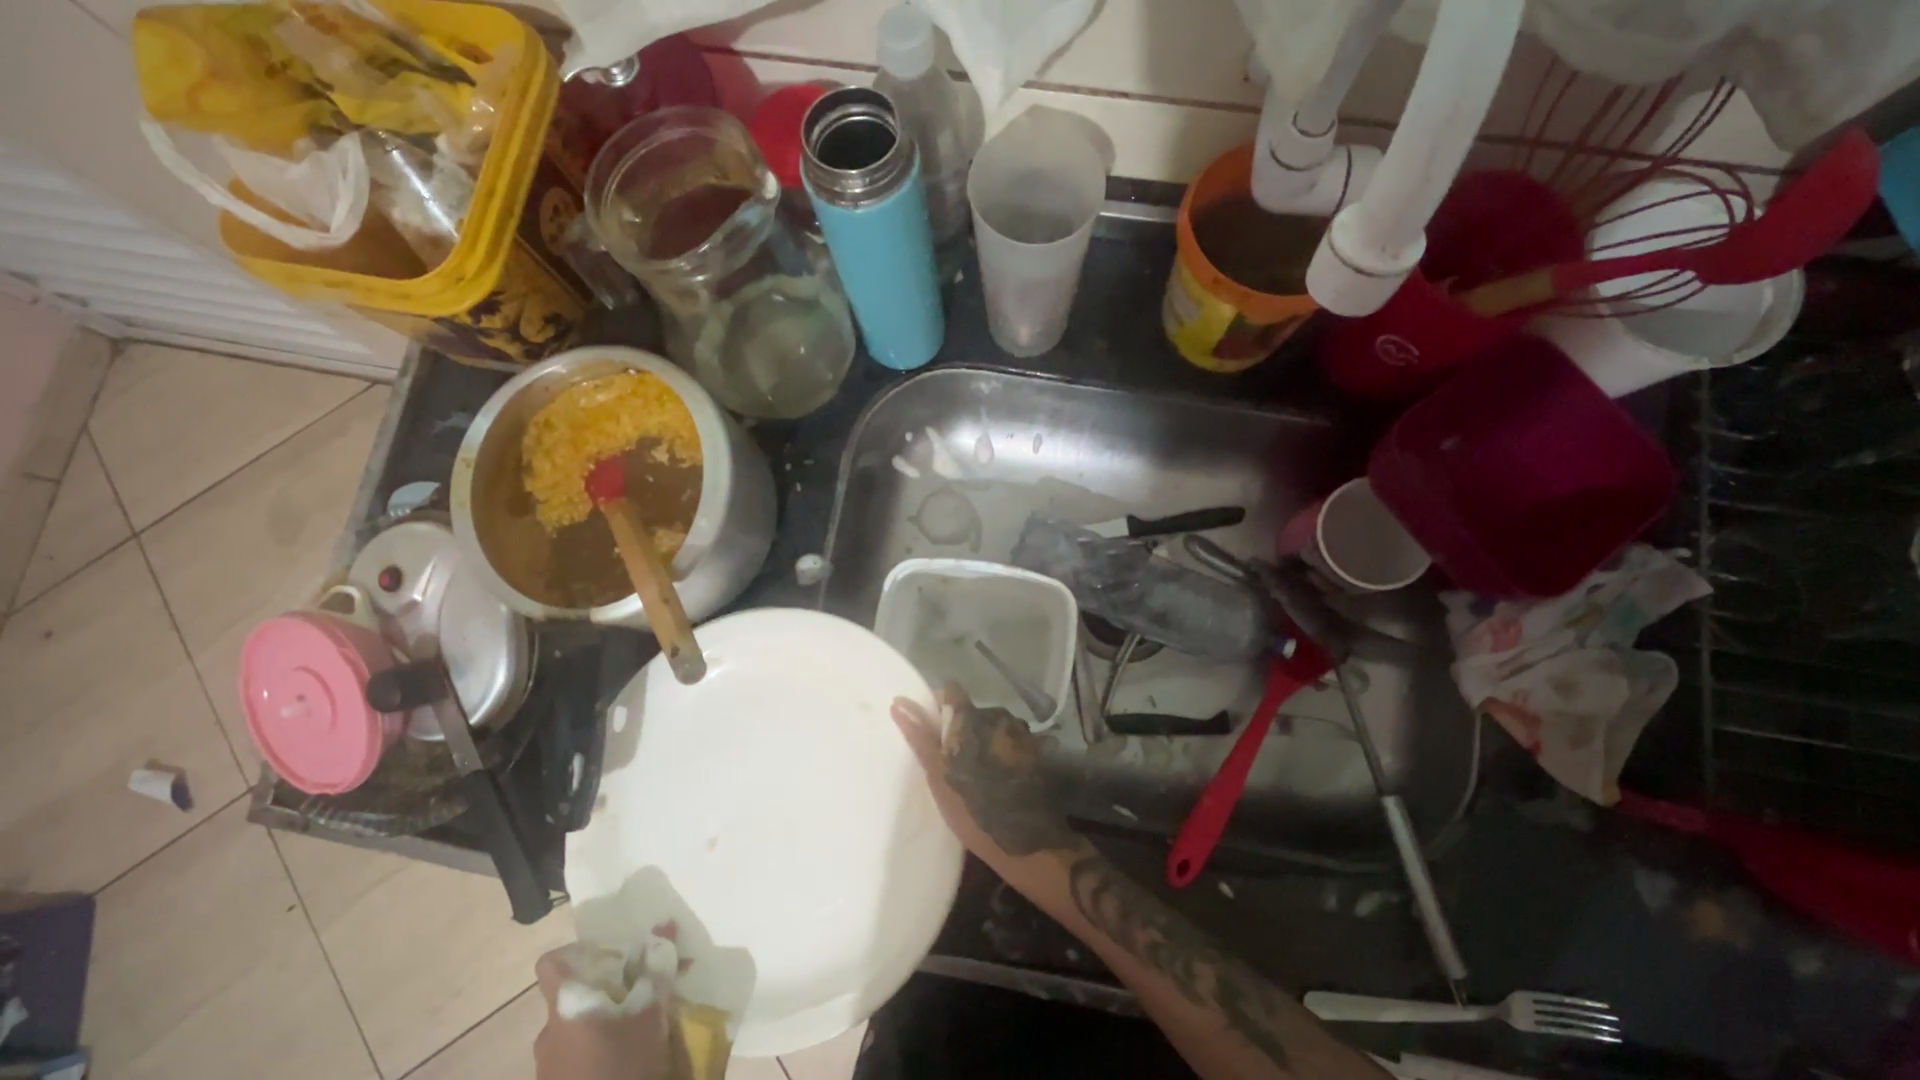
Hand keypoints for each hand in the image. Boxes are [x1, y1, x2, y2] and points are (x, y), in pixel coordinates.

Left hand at [533, 944, 672, 1079]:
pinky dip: (597, 1052)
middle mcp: (547, 1032)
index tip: (612, 959)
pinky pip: (574, 1057)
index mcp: (565, 1007)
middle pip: (572, 997)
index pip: (551, 963)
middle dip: (606, 992)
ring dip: (603, 1024)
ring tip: (638, 1034)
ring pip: (575, 1029)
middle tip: (641, 996)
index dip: (578, 953)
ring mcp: (547, 1066)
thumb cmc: (623, 1068)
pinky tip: (625, 1063)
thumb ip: (655, 973)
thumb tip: (664, 928)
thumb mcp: (649, 1018)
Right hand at [891, 685, 1080, 875]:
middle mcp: (999, 716)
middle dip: (962, 728)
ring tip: (976, 771)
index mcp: (971, 717)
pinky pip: (1012, 743)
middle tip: (951, 759)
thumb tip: (899, 702)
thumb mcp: (937, 774)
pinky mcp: (1036, 752)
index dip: (939, 704)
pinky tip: (998, 777)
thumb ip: (920, 735)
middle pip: (973, 712)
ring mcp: (1022, 733)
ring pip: (994, 727)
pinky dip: (1002, 753)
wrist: (1023, 841)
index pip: (951, 693)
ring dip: (984, 740)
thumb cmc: (971, 807)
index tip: (931, 727)